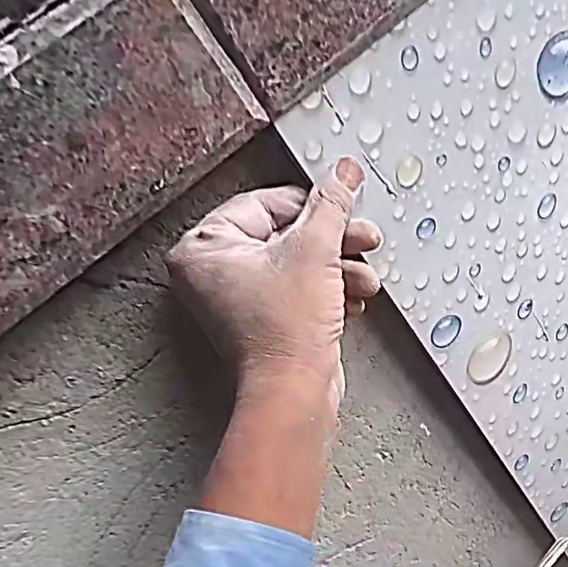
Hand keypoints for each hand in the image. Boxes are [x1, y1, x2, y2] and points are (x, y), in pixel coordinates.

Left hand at [167, 157, 383, 410]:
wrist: (296, 392)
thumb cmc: (285, 333)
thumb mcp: (315, 250)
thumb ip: (331, 204)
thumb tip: (342, 174)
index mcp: (205, 248)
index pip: (265, 204)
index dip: (311, 204)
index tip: (342, 201)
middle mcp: (216, 275)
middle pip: (285, 237)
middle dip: (333, 241)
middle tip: (362, 236)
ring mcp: (241, 303)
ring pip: (298, 267)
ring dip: (339, 269)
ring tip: (362, 278)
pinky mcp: (266, 325)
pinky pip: (299, 293)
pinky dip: (328, 293)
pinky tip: (353, 297)